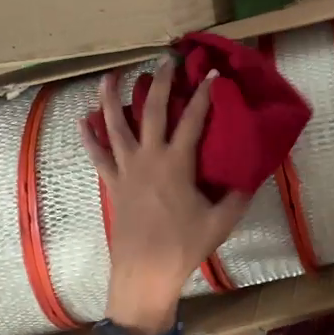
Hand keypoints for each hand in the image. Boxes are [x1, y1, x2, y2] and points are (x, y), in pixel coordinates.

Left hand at [79, 56, 252, 334]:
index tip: (211, 73)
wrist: (144, 274)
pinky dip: (89, 138)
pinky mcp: (113, 183)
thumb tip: (251, 176)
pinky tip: (82, 121)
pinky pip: (98, 156)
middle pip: (153, 110)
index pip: (194, 119)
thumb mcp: (220, 222)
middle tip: (166, 60)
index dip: (204, 94)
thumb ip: (237, 196)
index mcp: (177, 163)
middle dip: (160, 82)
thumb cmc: (183, 246)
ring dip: (111, 100)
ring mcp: (127, 169)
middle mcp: (149, 158)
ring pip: (116, 127)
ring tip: (108, 76)